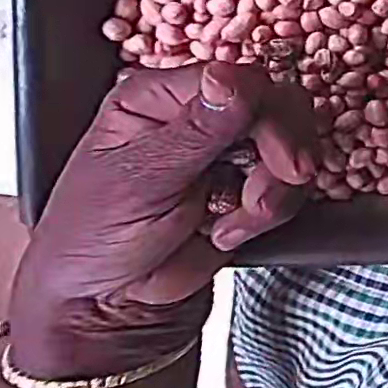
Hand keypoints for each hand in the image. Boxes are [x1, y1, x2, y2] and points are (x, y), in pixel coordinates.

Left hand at [7, 61, 316, 377]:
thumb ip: (193, 131)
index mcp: (161, 98)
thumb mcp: (138, 183)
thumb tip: (232, 80)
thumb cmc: (93, 240)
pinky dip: (273, 210)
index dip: (268, 116)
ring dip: (275, 189)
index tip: (283, 160)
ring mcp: (232, 148)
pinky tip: (231, 229)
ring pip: (294, 143)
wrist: (109, 307)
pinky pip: (292, 182)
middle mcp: (202, 114)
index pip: (239, 81)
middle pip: (279, 105)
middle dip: (281, 155)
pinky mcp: (253, 181)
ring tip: (234, 222)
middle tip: (262, 199)